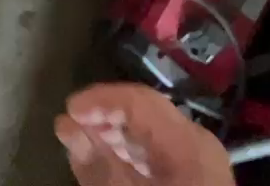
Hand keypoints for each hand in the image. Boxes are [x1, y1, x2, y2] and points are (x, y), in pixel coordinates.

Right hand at [54, 84, 233, 185]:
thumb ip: (100, 169)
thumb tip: (70, 130)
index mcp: (189, 143)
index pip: (140, 102)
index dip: (101, 100)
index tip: (68, 110)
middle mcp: (198, 147)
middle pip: (147, 117)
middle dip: (106, 119)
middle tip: (69, 130)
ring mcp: (201, 169)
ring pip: (152, 139)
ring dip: (115, 140)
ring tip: (82, 147)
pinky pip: (159, 161)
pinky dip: (130, 161)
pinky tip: (108, 169)